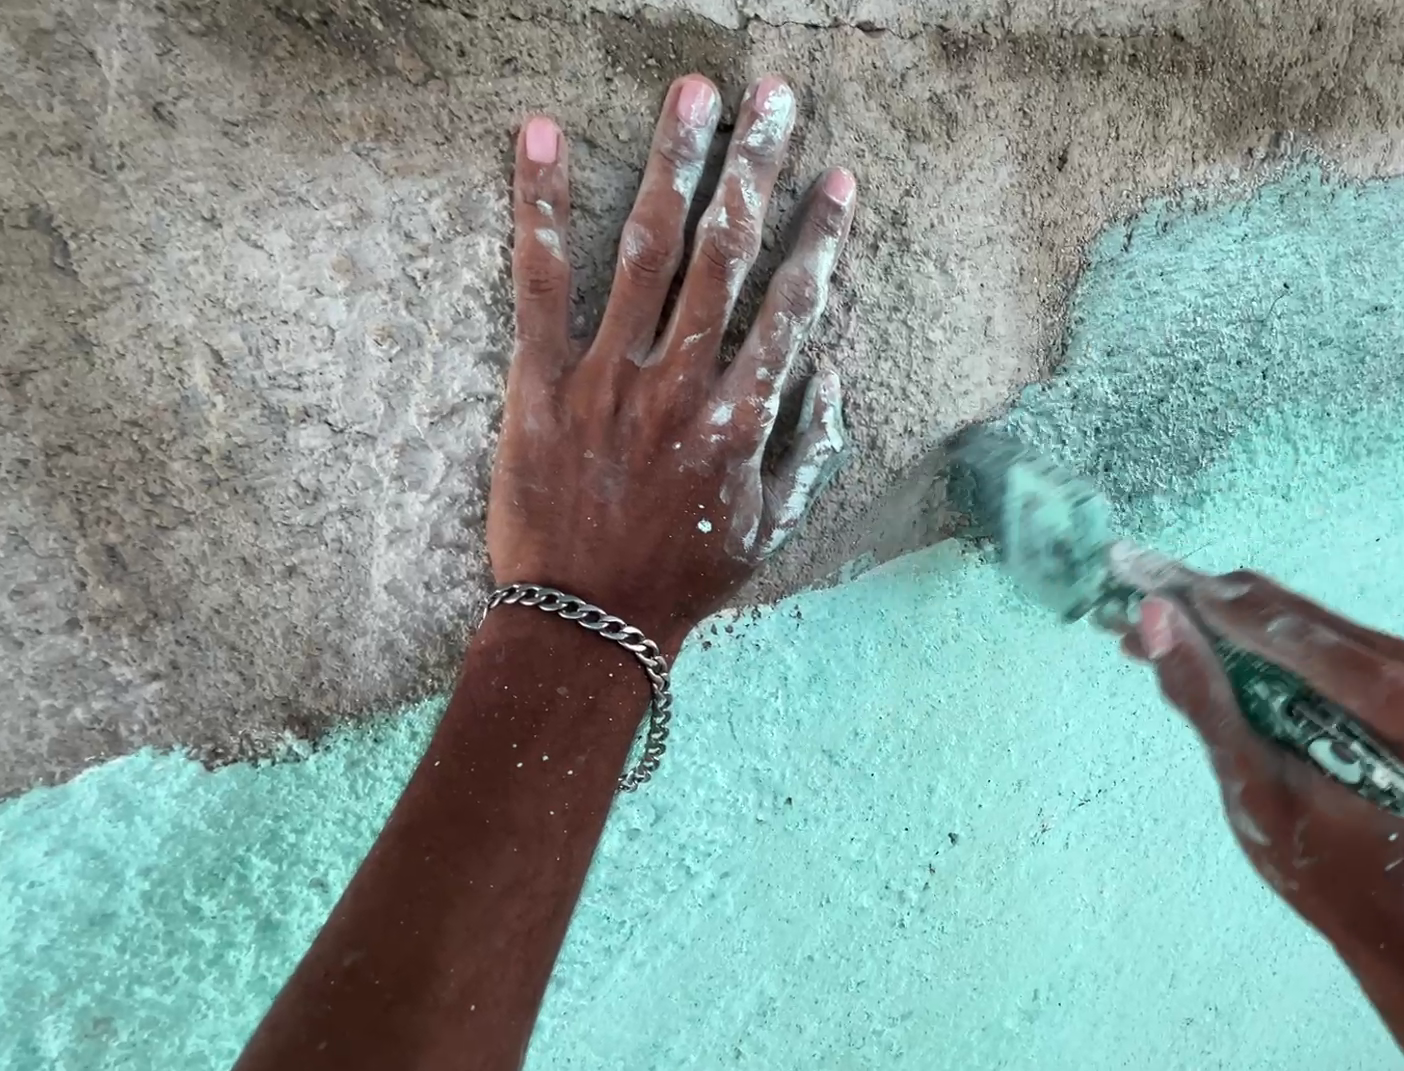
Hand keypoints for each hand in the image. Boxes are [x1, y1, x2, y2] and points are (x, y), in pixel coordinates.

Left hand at [487, 74, 854, 643]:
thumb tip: (830, 371)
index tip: (838, 182)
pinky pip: (539, 283)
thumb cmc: (692, 573)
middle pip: (728, 256)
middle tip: (774, 98)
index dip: (821, 239)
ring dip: (675, 163)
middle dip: (757, 169)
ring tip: (694, 93)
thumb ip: (813, 447)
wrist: (591, 618)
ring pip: (648, 250)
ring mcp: (609, 378)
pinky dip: (541, 207)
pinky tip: (545, 136)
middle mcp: (683, 384)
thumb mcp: (777, 524)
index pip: (793, 308)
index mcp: (743, 421)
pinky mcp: (539, 384)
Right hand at [1123, 573, 1403, 948]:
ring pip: (1276, 611)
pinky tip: (1185, 639)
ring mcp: (1394, 657)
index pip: (1272, 628)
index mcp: (1390, 698)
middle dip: (1191, 604)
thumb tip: (1153, 616)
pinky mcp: (1377, 661)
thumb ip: (1202, 697)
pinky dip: (1233, 635)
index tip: (1127, 574)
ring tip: (1142, 622)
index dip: (1194, 601)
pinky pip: (1291, 630)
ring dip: (1206, 616)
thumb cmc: (1322, 863)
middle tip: (1122, 598)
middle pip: (1273, 609)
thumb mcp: (1249, 788)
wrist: (1390, 900)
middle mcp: (1403, 662)